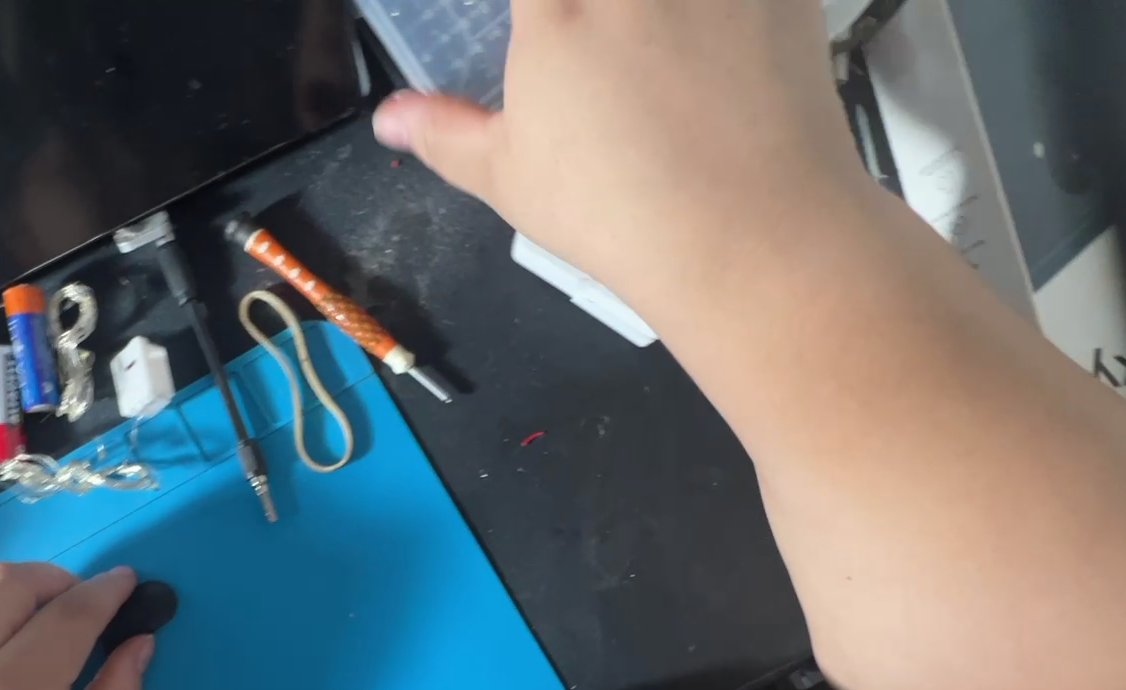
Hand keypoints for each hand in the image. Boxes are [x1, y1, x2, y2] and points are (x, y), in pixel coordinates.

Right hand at [372, 0, 871, 317]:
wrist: (738, 232)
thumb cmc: (605, 209)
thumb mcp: (507, 179)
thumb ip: (444, 133)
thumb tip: (387, 117)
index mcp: (554, 6)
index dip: (532, 10)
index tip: (533, 29)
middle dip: (575, 13)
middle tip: (575, 35)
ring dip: (641, 18)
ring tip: (634, 41)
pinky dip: (716, 15)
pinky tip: (700, 42)